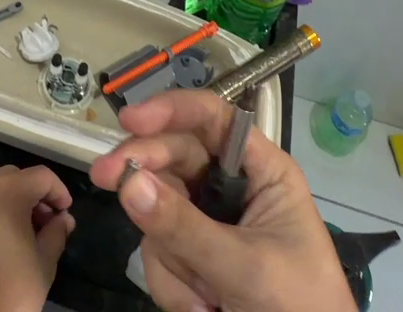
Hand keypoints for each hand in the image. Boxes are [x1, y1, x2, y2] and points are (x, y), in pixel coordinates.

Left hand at [0, 164, 74, 311]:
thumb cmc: (9, 290)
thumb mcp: (43, 263)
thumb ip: (56, 233)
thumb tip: (63, 219)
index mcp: (4, 192)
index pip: (41, 176)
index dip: (59, 192)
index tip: (67, 214)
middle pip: (16, 177)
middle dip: (36, 194)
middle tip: (49, 223)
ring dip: (16, 202)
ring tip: (29, 234)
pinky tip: (5, 241)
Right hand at [90, 90, 355, 311]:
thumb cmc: (299, 307)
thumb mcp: (247, 267)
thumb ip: (186, 228)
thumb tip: (129, 182)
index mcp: (262, 171)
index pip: (212, 119)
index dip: (171, 110)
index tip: (130, 120)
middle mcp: (231, 187)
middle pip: (173, 157)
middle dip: (143, 171)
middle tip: (102, 177)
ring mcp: (207, 222)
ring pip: (157, 208)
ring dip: (171, 256)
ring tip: (205, 301)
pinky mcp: (191, 257)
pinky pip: (158, 250)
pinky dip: (173, 285)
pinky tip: (202, 308)